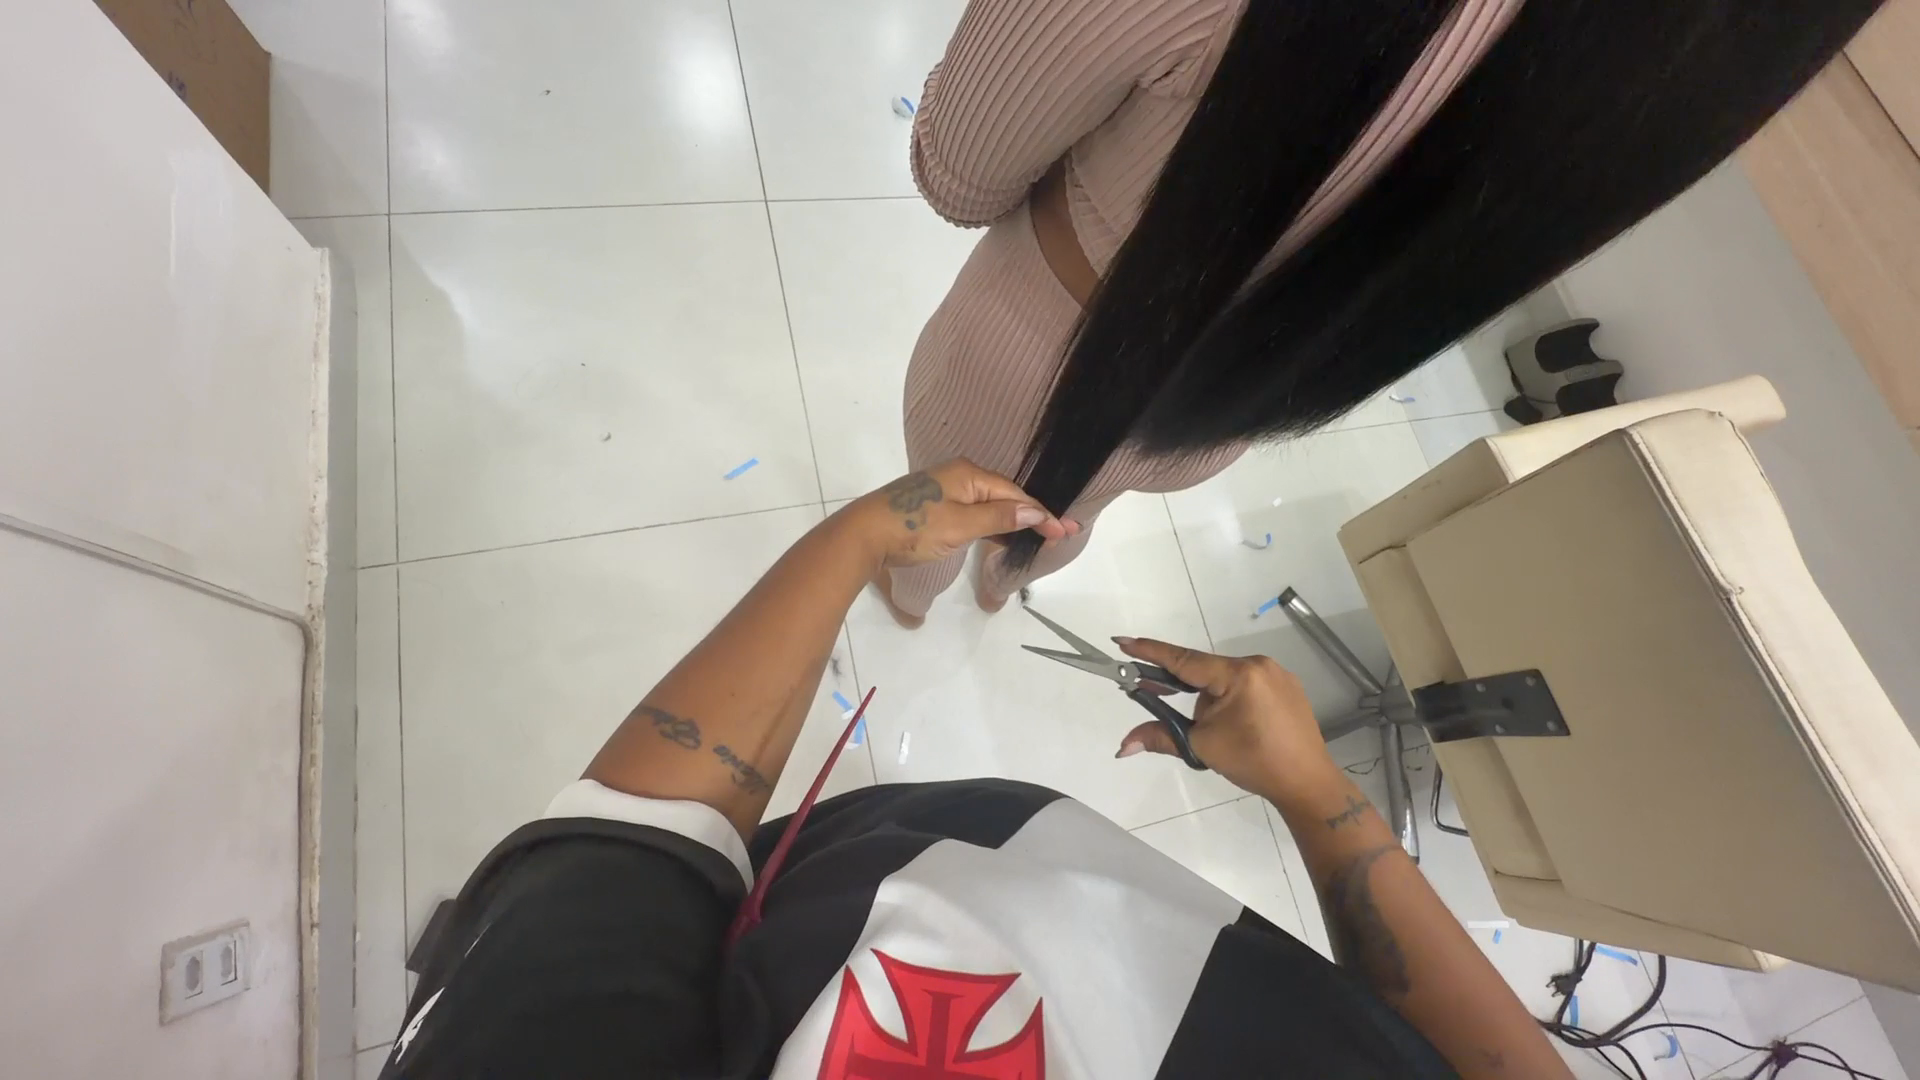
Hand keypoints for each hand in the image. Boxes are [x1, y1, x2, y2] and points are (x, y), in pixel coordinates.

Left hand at [843, 460, 1076, 567]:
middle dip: (1032, 515)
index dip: (1040, 513)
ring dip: (1013, 521)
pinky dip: (991, 525)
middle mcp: (959, 476)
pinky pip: (974, 513)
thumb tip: (1033, 512)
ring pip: (989, 505)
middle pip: (1004, 496)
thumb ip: (998, 519)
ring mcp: (945, 491)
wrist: (864, 535)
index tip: (1064, 530)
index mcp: (968, 474)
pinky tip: (1002, 537)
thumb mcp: (960, 525)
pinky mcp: (935, 507)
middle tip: (1059, 533)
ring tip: (1039, 536)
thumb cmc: (914, 527)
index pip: (1014, 495)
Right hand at [1112, 638, 1342, 803]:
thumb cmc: (1254, 763)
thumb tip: (1121, 748)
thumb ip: (1160, 737)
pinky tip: (1230, 722)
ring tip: (1207, 726)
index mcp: (1239, 675)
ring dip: (1206, 695)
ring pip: (1224, 677)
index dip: (1150, 651)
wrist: (1308, 785)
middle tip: (1147, 688)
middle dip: (1177, 683)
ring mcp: (1276, 675)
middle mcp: (1258, 665)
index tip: (1123, 641)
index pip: (1184, 660)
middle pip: (1204, 669)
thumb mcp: (1202, 747)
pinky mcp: (1287, 688)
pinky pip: (1245, 684)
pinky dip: (1227, 697)